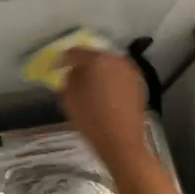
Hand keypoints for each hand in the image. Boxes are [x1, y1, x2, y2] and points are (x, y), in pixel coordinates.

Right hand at [56, 48, 148, 166]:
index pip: (75, 52)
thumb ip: (69, 78)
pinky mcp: (139, 84)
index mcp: (97, 59)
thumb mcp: (69, 97)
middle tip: (74, 74)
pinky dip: (111, 81)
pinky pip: (120, 76)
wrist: (121, 141)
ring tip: (91, 85)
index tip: (55, 67)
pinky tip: (105, 93)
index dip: (63, 59)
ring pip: (110, 66)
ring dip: (99, 72)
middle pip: (96, 56)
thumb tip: (73, 71)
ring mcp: (131, 71)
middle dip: (84, 64)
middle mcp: (117, 59)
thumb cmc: (91, 119)